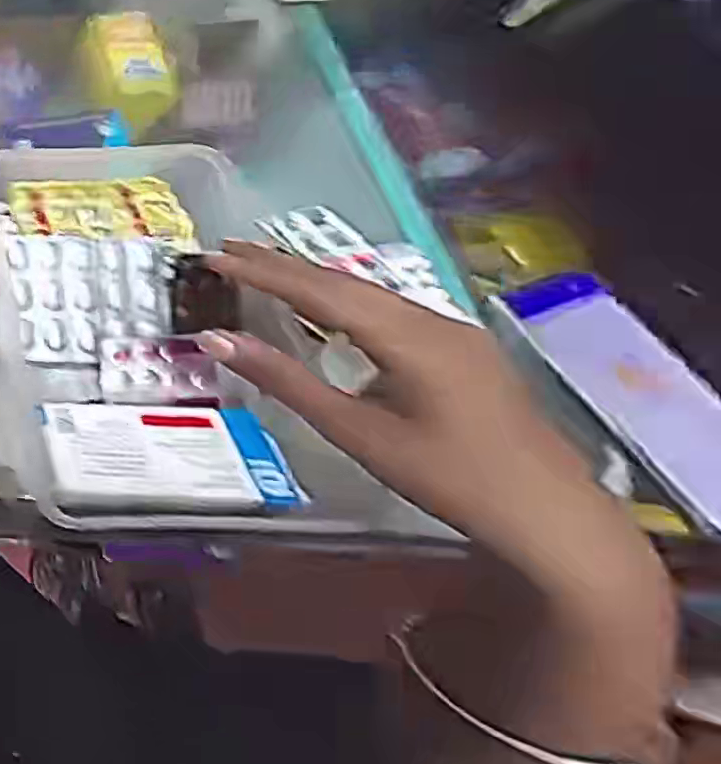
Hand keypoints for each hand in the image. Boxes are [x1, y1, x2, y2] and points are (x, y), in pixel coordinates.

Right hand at [197, 240, 652, 585]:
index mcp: (409, 339)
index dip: (262, 272)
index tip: (214, 257)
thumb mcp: (351, 429)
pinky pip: (383, 308)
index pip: (319, 292)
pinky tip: (319, 299)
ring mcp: (450, 333)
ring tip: (259, 264)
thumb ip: (282, 379)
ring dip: (308, 276)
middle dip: (280, 263)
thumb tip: (215, 339)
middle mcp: (432, 323)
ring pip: (365, 292)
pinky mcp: (455, 349)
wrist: (549, 514)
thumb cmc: (445, 475)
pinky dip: (337, 296)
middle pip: (343, 282)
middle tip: (226, 248)